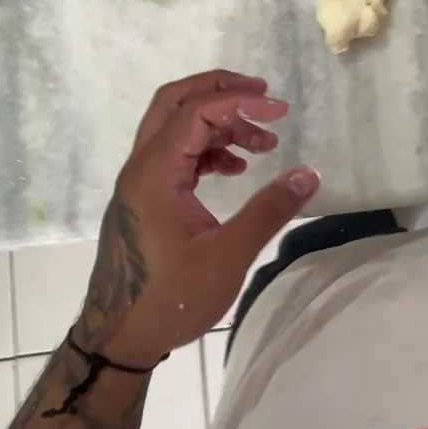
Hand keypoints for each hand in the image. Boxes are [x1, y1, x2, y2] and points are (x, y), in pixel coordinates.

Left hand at [76, 70, 319, 366]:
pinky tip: (238, 167)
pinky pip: (177, 153)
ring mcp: (140, 183)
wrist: (119, 339)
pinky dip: (209, 147)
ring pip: (176, 127)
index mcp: (155, 175)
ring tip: (264, 142)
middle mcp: (141, 169)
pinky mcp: (146, 199)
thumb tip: (309, 174)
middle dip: (221, 90)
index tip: (282, 111)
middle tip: (264, 95)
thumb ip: (268, 210)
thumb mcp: (228, 256)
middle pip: (174, 103)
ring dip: (220, 122)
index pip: (196, 113)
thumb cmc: (170, 299)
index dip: (241, 102)